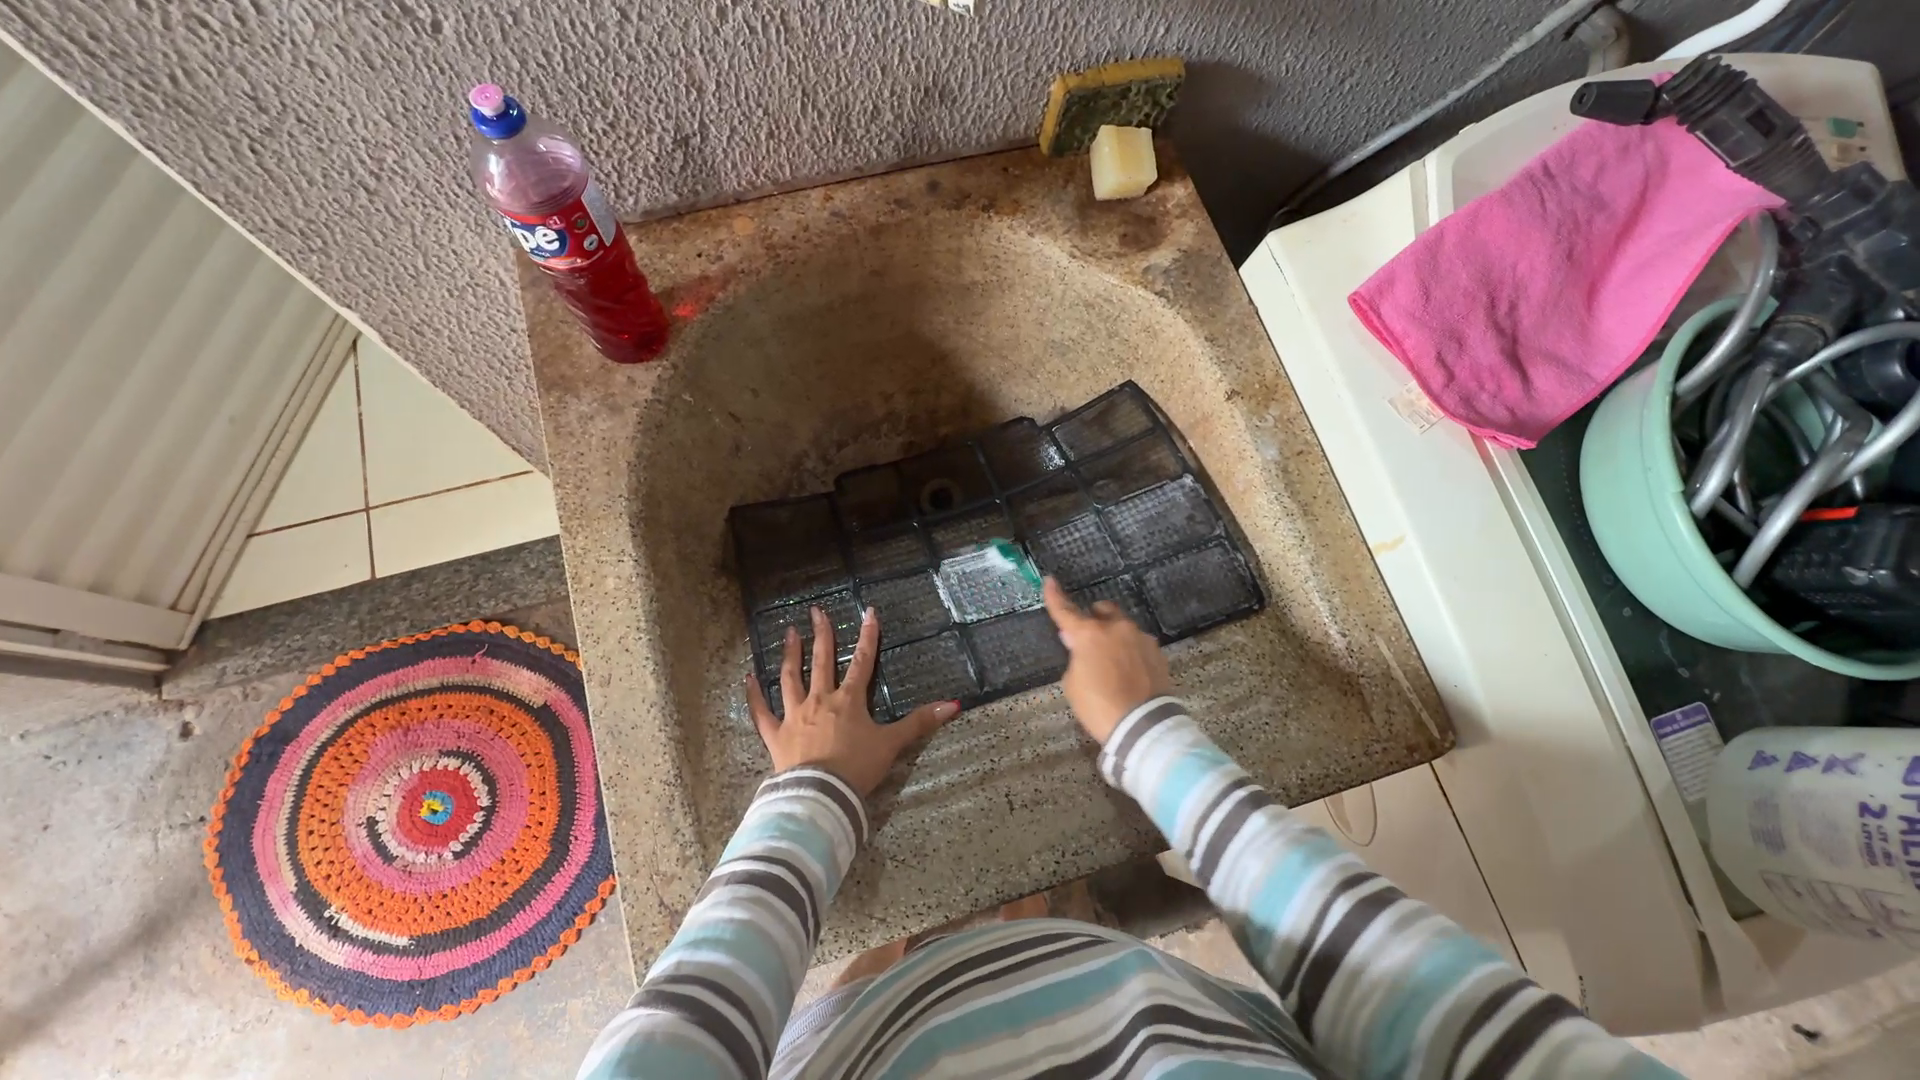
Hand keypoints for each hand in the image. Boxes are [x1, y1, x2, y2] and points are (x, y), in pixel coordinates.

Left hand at [745, 605, 960, 795]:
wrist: (821, 794)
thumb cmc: (857, 768)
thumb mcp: (892, 744)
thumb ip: (919, 723)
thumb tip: (953, 705)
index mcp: (849, 700)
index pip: (862, 662)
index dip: (868, 637)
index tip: (869, 612)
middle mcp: (820, 700)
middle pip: (822, 661)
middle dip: (822, 634)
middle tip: (817, 611)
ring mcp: (794, 715)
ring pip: (790, 678)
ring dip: (790, 654)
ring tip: (789, 633)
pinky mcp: (775, 735)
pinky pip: (761, 711)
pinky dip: (753, 694)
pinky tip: (748, 677)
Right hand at [1042, 577, 1171, 744]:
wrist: (1142, 725)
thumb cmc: (1098, 706)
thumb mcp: (1073, 684)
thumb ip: (1075, 657)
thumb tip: (1076, 641)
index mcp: (1090, 634)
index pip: (1066, 611)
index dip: (1055, 596)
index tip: (1050, 581)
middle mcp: (1117, 628)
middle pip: (1102, 610)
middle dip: (1094, 618)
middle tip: (1087, 636)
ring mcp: (1140, 638)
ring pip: (1123, 627)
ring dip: (1114, 636)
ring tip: (1111, 660)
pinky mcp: (1157, 652)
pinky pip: (1138, 643)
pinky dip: (1130, 650)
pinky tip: (1129, 670)